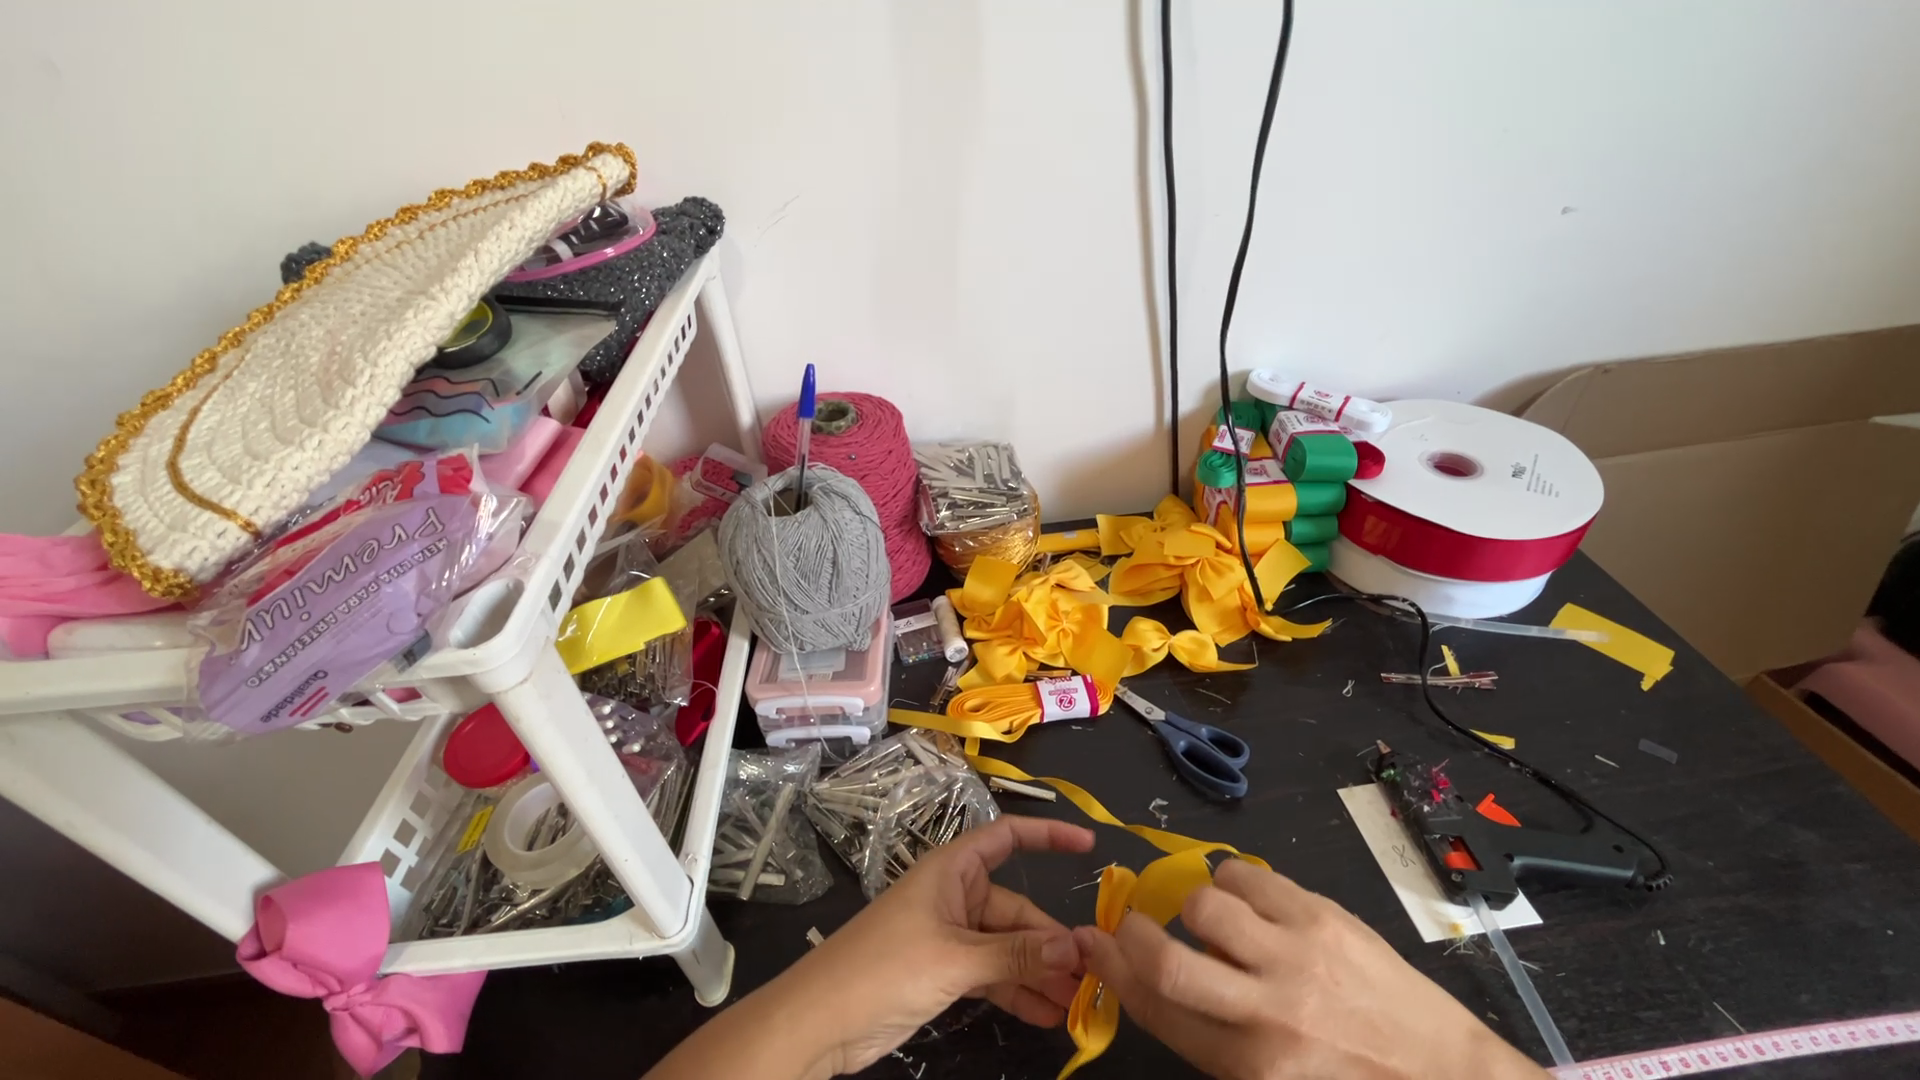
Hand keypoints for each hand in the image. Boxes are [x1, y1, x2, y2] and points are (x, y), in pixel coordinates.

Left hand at [780, 815, 1095, 1075]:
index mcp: (952, 870)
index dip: (1047, 836)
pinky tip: (1048, 1016)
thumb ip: (1015, 955)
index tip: (1089, 847)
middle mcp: (954, 896)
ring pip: (1007, 946)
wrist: (819, 1020)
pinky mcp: (943, 971)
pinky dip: (1017, 992)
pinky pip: (992, 974)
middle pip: (1015, 908)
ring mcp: (949, 935)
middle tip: (1092, 974)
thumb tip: (1076, 948)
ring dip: (1039, 972)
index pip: (1007, 838)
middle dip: (1050, 940)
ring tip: (1079, 1004)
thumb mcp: (954, 959)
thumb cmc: (884, 968)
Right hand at [1074, 859, 1548, 1079]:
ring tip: (1212, 920)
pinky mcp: (1323, 916)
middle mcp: (1268, 1014)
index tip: (1094, 945)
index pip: (1158, 1010)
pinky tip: (1247, 901)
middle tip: (1131, 925)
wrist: (1447, 1077)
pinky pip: (1249, 877)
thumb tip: (1152, 979)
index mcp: (1250, 1067)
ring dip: (1194, 907)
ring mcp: (1297, 957)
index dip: (1112, 972)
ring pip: (1207, 905)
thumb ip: (1209, 1039)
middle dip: (1132, 936)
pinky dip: (1231, 882)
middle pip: (1167, 962)